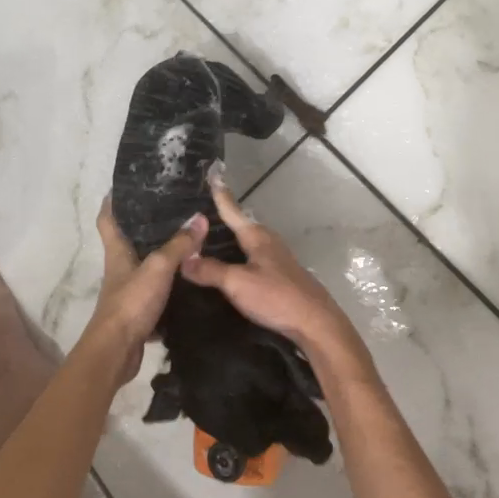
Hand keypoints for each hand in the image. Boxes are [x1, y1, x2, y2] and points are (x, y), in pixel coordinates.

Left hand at [87, 198, 206, 383]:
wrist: (117, 352)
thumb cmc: (131, 302)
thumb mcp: (158, 268)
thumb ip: (179, 245)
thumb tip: (200, 218)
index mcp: (117, 251)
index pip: (107, 219)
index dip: (113, 201)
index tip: (125, 186)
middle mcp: (120, 268)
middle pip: (129, 241)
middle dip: (147, 227)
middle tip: (173, 212)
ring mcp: (129, 291)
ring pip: (146, 267)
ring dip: (163, 258)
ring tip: (189, 243)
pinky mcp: (138, 313)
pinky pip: (157, 294)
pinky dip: (171, 289)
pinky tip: (191, 284)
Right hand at [180, 176, 354, 352]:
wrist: (316, 324)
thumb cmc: (277, 297)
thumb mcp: (238, 283)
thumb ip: (210, 270)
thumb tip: (183, 259)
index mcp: (257, 236)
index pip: (232, 209)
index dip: (220, 193)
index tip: (213, 173)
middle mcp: (267, 242)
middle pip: (239, 225)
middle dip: (221, 217)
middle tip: (198, 212)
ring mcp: (276, 259)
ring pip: (245, 243)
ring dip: (228, 240)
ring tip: (207, 240)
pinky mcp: (279, 276)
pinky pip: (251, 258)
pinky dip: (236, 257)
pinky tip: (228, 267)